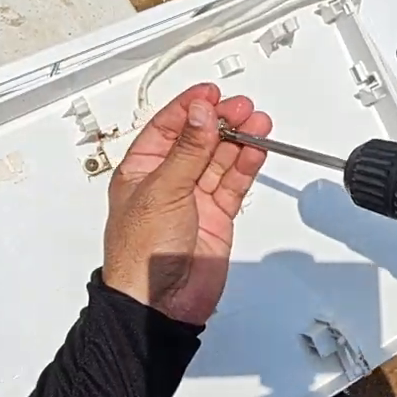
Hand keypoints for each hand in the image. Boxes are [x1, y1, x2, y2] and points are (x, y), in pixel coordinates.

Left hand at [102, 83, 271, 324]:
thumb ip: (187, 150)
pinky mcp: (217, 216)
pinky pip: (234, 183)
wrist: (160, 303)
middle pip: (199, 139)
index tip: (211, 93)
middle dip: (221, 121)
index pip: (168, 127)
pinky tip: (256, 150)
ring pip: (221, 159)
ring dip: (239, 140)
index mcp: (141, 170)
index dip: (189, 107)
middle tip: (241, 108)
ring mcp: (194, 199)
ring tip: (257, 124)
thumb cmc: (139, 255)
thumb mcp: (162, 191)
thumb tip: (200, 112)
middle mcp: (168, 182)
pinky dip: (246, 166)